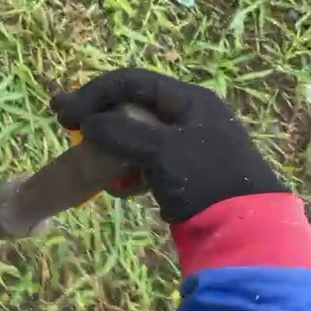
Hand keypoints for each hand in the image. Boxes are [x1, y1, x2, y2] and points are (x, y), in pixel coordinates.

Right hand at [50, 68, 285, 223]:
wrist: (245, 229)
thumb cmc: (204, 179)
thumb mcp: (158, 149)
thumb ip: (117, 130)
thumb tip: (87, 124)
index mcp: (189, 100)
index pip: (129, 81)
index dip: (93, 93)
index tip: (67, 114)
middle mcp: (187, 114)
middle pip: (128, 102)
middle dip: (94, 112)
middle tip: (64, 123)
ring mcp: (184, 140)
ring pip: (132, 128)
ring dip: (105, 136)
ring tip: (83, 148)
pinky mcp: (179, 165)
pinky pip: (141, 151)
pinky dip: (121, 158)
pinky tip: (111, 175)